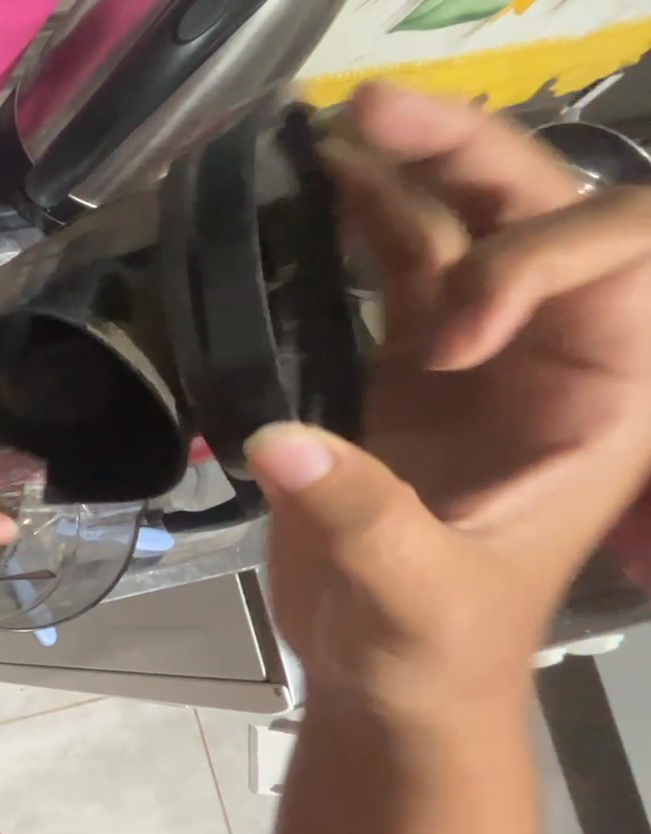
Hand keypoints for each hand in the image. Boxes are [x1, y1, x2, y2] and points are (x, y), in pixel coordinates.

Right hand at [247, 83, 650, 716]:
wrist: (390, 670)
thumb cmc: (431, 643)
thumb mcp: (410, 589)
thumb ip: (355, 511)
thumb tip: (267, 436)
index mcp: (604, 400)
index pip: (615, 269)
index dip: (526, 272)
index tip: (436, 340)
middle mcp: (545, 361)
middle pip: (532, 224)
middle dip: (463, 162)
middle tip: (368, 114)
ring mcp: (460, 367)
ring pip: (449, 243)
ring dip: (394, 183)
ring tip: (326, 135)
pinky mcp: (389, 384)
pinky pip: (379, 290)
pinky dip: (343, 244)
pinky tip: (302, 209)